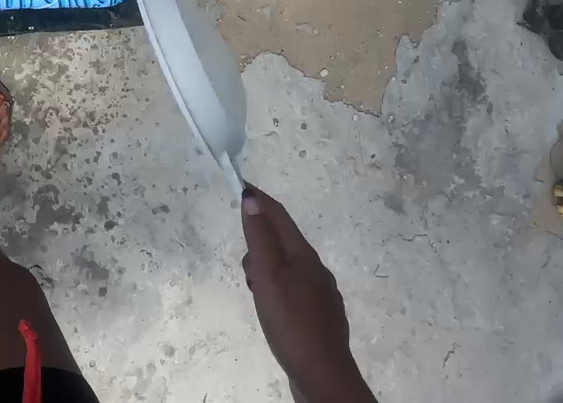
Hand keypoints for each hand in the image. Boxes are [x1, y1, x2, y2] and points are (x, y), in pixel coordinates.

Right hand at [240, 186, 375, 402]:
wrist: (323, 377)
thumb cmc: (290, 320)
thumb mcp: (267, 275)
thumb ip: (259, 236)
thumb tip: (251, 198)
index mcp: (303, 254)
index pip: (279, 214)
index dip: (258, 199)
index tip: (239, 185)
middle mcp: (316, 269)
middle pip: (282, 240)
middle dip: (259, 242)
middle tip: (245, 267)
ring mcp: (321, 294)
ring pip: (287, 267)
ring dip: (266, 269)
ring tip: (256, 294)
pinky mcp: (319, 317)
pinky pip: (293, 289)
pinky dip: (277, 289)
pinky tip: (273, 310)